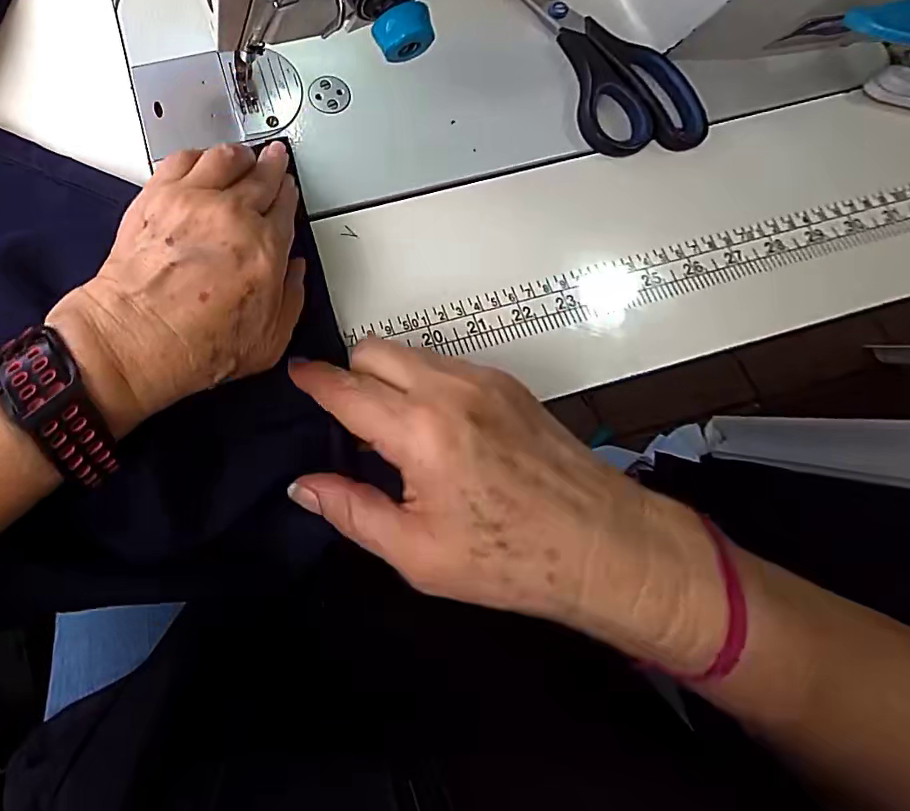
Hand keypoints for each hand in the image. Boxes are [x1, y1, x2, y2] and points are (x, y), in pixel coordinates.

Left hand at [47, 142, 306, 436]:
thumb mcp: (266, 344)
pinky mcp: (155, 197)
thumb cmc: (188, 346)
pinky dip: (195, 156)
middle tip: (273, 160)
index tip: (286, 190)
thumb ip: (290, 301)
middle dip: (271, 166)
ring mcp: (191, 201)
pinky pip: (182, 159)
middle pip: (261, 174)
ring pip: (224, 158)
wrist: (132, 339)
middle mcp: (231, 216)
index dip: (288, 193)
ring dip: (237, 157)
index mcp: (265, 248)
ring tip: (239, 158)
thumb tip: (293, 274)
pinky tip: (198, 161)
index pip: (285, 204)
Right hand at [286, 340, 728, 672]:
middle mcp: (446, 390)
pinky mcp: (505, 381)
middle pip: (369, 350)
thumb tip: (300, 485)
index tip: (293, 373)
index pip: (343, 387)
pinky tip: (434, 424)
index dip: (311, 378)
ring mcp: (480, 379)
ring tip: (393, 424)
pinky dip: (418, 379)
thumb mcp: (416, 553)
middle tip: (350, 418)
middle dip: (348, 374)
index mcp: (419, 433)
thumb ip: (349, 511)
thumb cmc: (511, 561)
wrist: (617, 551)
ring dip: (383, 375)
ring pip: (404, 351)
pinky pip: (438, 361)